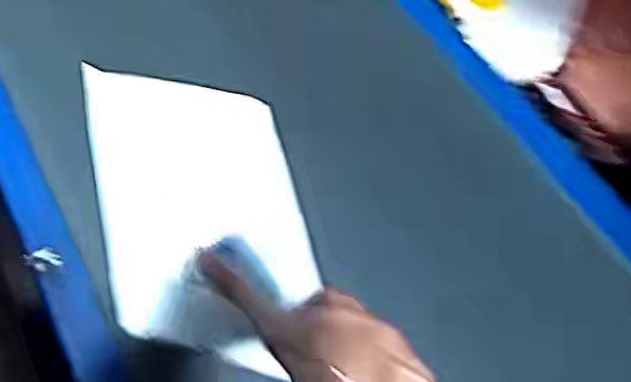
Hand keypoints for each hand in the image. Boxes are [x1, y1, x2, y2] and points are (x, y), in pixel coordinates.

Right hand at [200, 249, 433, 381]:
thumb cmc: (326, 367)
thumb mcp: (271, 326)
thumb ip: (240, 292)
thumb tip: (208, 260)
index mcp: (334, 300)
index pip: (315, 301)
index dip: (304, 321)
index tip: (300, 339)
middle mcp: (371, 319)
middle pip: (346, 326)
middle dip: (334, 341)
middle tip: (318, 364)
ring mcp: (401, 353)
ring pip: (375, 354)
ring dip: (362, 365)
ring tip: (342, 379)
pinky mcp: (421, 379)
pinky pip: (401, 377)